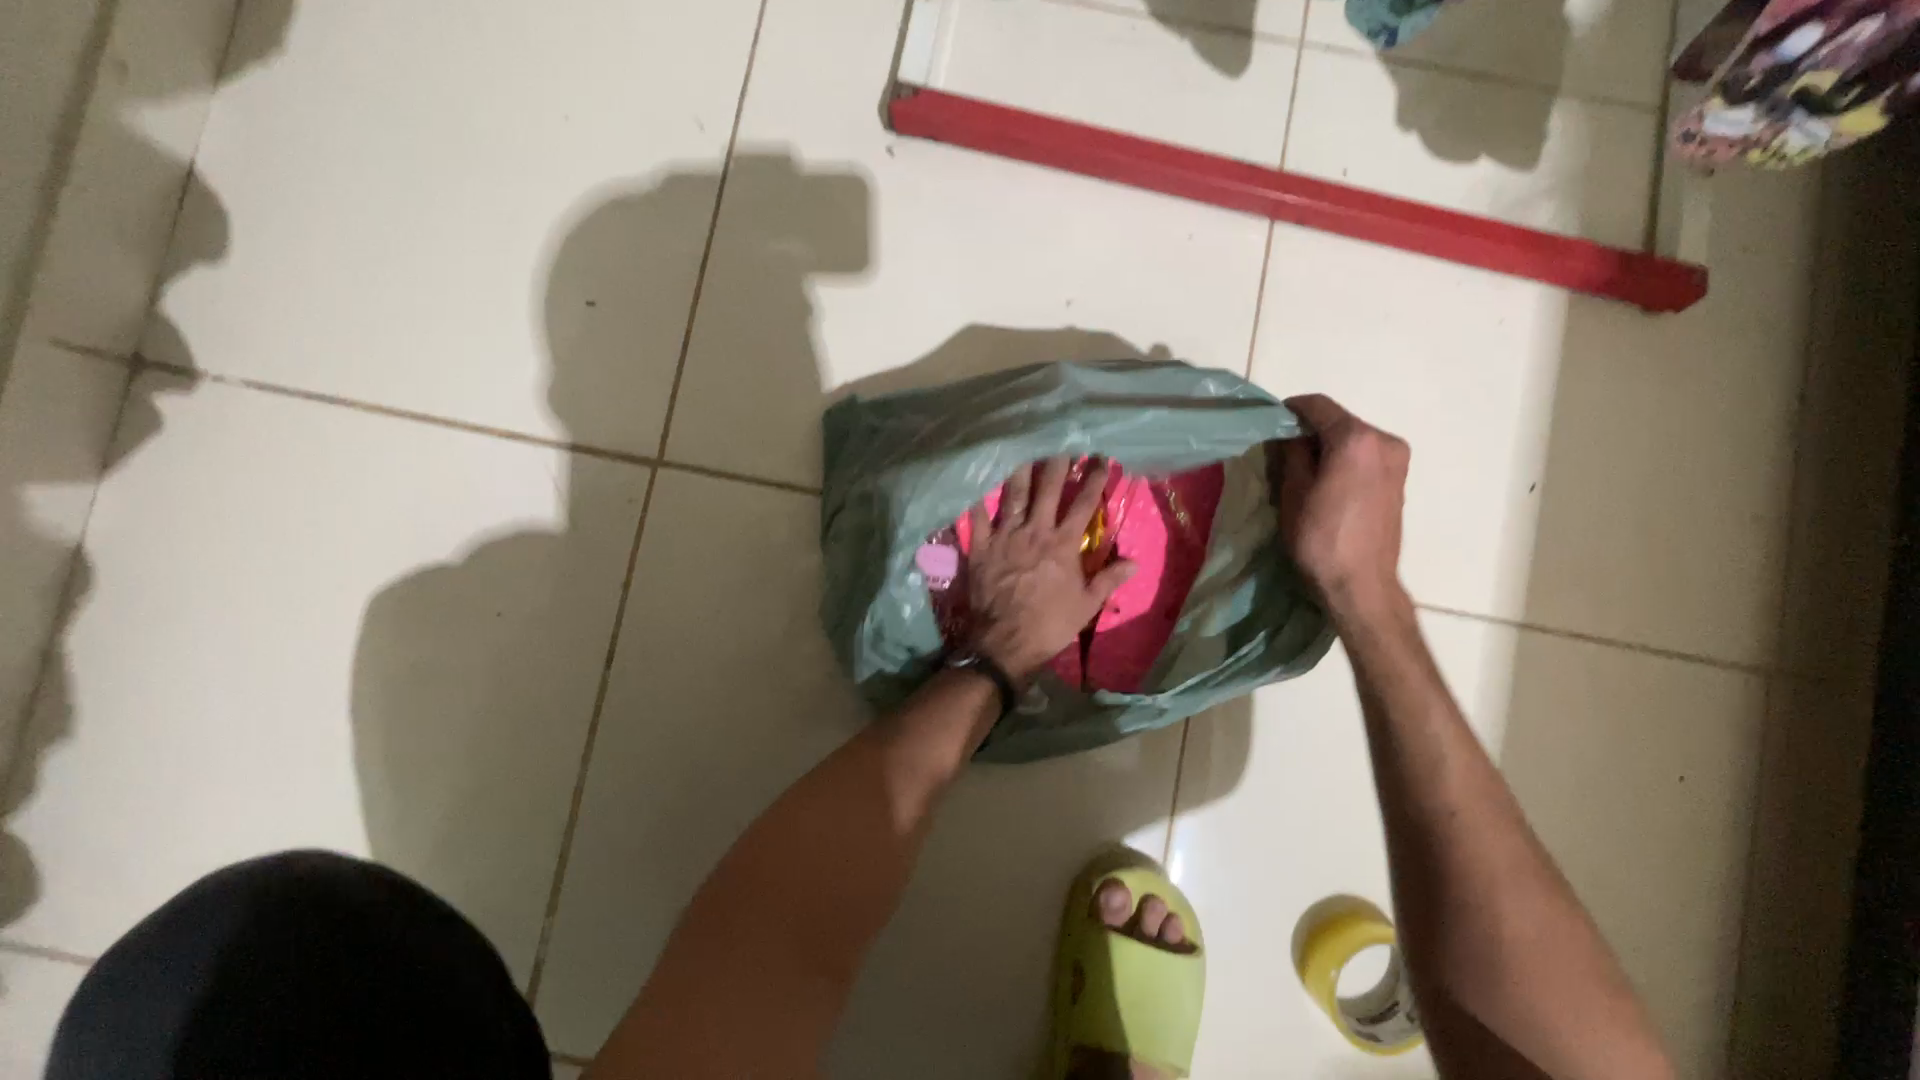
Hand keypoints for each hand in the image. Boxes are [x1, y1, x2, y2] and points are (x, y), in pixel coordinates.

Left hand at [965, 456, 1136, 681]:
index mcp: (1063, 544)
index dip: (1093, 480)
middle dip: (1056, 465)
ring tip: (1022, 452)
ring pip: (1013, 495)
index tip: (1099, 459)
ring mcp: (1006, 537)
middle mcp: (1035, 532)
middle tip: (1060, 444)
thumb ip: (1109, 579)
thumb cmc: (1050, 624)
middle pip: (1047, 490)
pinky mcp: (981, 547)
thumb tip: (1135, 562)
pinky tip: (974, 481)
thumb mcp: (1087, 605)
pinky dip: (976, 499)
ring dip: (1019, 472)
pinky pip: (977, 517)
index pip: (1083, 504)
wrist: (1006, 641)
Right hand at [1269, 394, 1410, 620]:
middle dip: (1310, 430)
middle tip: (1283, 452)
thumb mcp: (1292, 492)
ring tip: (1305, 472)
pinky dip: (1345, 459)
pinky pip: (1366, 456)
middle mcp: (1384, 440)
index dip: (1290, 410)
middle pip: (1339, 420)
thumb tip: (1290, 435)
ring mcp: (1397, 460)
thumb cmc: (1320, 539)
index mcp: (1356, 439)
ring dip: (1328, 446)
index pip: (1318, 405)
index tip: (1271, 424)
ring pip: (1353, 438)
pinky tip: (1328, 483)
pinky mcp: (1399, 479)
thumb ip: (1292, 453)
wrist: (1361, 584)